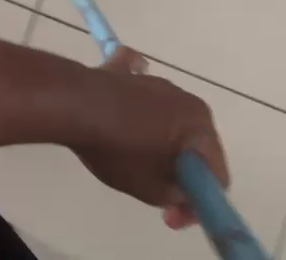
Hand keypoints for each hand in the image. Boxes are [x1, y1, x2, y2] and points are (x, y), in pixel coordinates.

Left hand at [72, 48, 228, 231]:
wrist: (73, 104)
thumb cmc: (119, 149)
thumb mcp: (154, 191)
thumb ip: (177, 194)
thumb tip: (177, 187)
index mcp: (199, 124)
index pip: (212, 174)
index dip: (195, 202)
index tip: (172, 216)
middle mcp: (181, 96)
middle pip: (191, 143)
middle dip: (178, 171)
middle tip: (157, 194)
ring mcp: (149, 79)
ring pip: (165, 117)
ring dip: (157, 140)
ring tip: (133, 162)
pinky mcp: (119, 69)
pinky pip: (135, 78)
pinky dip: (135, 87)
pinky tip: (131, 90)